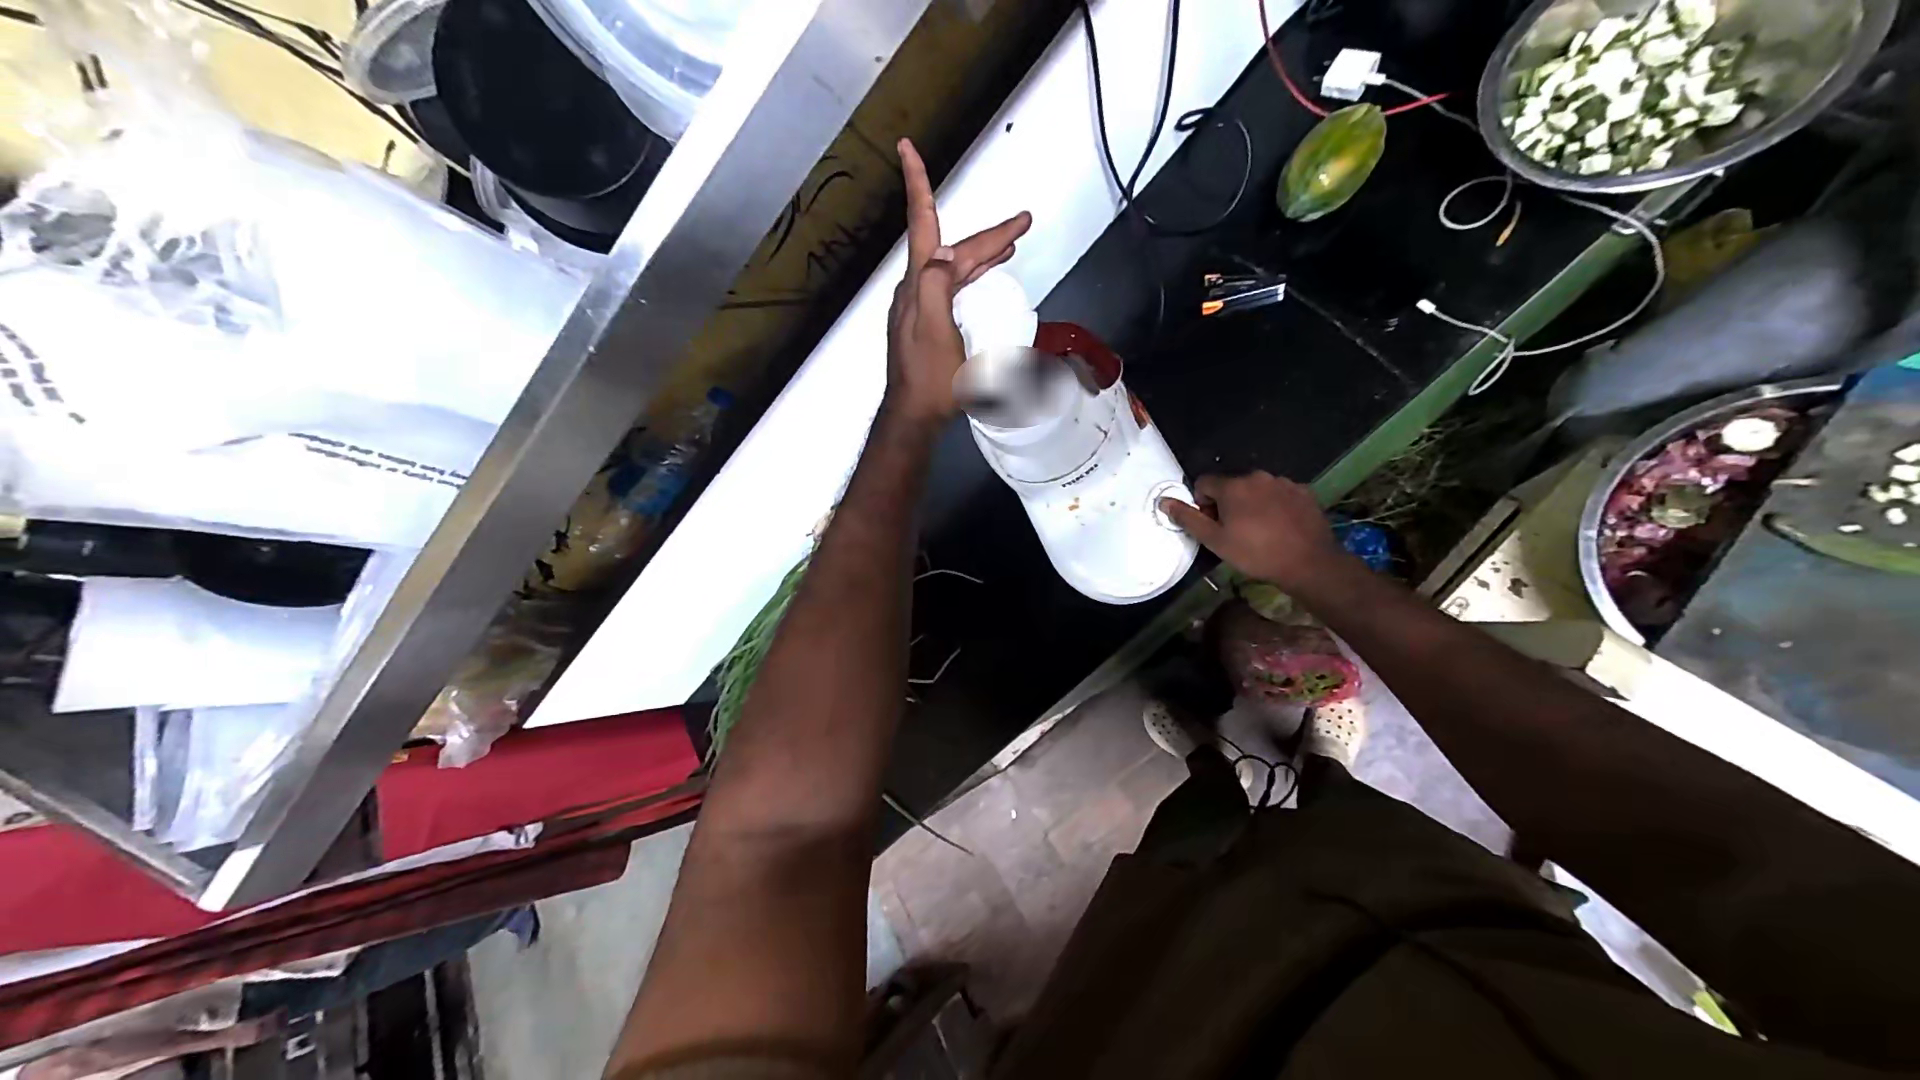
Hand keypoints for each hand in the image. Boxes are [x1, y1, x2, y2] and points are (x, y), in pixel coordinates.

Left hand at [884, 138, 1030, 425]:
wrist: (914, 415)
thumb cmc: (928, 379)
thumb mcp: (933, 330)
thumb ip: (935, 287)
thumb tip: (946, 252)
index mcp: (919, 285)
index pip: (923, 226)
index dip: (917, 185)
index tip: (907, 147)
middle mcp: (918, 290)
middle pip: (953, 251)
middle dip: (987, 236)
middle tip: (1022, 223)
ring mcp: (922, 308)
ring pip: (955, 270)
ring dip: (983, 254)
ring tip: (1011, 244)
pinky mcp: (930, 326)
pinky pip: (954, 289)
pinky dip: (973, 277)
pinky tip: (985, 279)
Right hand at [1159, 471, 1349, 591]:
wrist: (1308, 562)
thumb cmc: (1255, 553)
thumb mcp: (1215, 540)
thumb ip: (1188, 518)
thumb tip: (1164, 502)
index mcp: (1233, 485)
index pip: (1204, 483)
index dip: (1202, 504)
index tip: (1213, 524)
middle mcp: (1258, 476)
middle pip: (1231, 485)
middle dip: (1228, 503)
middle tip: (1234, 531)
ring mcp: (1284, 482)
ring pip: (1256, 489)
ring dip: (1252, 504)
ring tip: (1259, 530)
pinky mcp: (1303, 492)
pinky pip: (1279, 494)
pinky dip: (1275, 506)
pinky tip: (1280, 527)